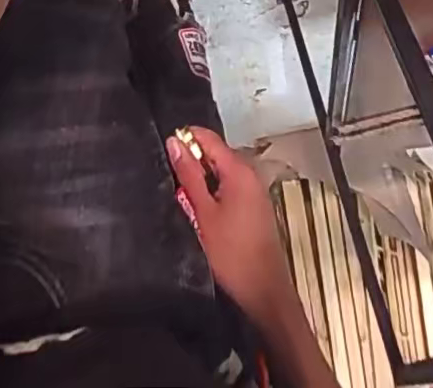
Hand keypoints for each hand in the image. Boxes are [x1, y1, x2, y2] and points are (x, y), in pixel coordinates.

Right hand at [167, 126, 298, 320]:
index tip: (166, 153)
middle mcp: (250, 174)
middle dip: (193, 163)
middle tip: (175, 184)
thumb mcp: (203, 212)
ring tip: (187, 201)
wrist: (265, 295)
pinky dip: (214, 193)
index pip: (208, 137)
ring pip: (221, 172)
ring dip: (202, 181)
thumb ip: (188, 174)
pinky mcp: (256, 207)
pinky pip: (230, 187)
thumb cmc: (232, 254)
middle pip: (215, 153)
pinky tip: (204, 214)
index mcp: (239, 170)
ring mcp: (255, 191)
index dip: (185, 139)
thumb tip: (174, 141)